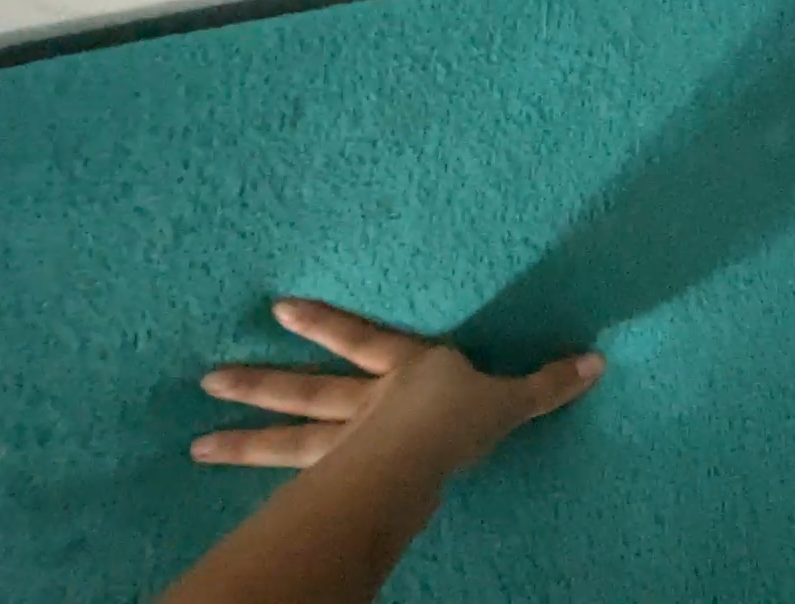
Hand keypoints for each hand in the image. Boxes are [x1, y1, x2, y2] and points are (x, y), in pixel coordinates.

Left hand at [191, 299, 604, 472]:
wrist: (430, 455)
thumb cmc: (465, 418)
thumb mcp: (513, 398)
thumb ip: (549, 383)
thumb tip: (599, 361)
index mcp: (407, 370)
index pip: (362, 339)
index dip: (324, 325)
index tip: (279, 309)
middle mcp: (368, 401)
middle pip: (308, 390)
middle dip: (262, 382)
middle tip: (208, 379)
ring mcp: (349, 441)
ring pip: (289, 437)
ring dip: (245, 438)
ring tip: (196, 443)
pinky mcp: (343, 477)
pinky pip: (301, 475)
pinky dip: (271, 477)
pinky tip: (240, 484)